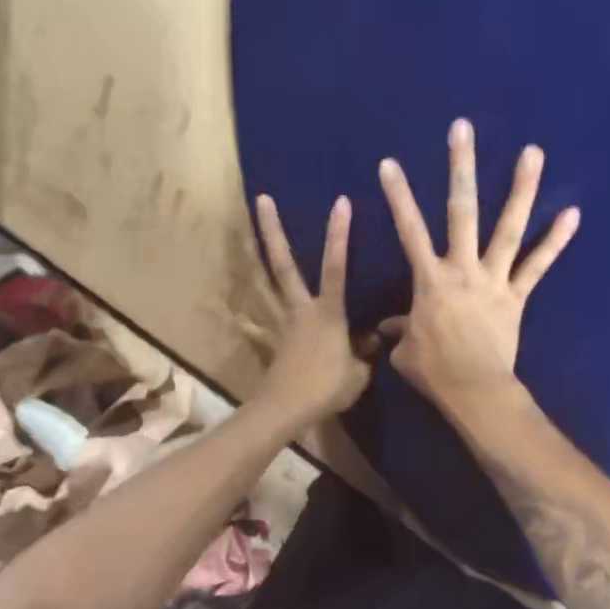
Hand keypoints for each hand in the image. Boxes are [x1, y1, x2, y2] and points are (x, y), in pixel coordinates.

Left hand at [246, 194, 375, 428]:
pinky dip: (248, 314)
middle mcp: (300, 309)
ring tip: (241, 234)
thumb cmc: (327, 388)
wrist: (287, 409)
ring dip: (251, 258)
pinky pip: (258, 320)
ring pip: (263, 284)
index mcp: (327, 313)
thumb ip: (365, 352)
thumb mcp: (360, 372)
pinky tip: (238, 308)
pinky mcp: (271, 339)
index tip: (341, 203)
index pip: (336, 267)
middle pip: (283, 264)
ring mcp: (281, 322)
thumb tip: (372, 339)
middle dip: (272, 231)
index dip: (339, 236)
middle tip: (262, 199)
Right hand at [377, 118, 579, 417]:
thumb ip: (397, 331)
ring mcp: (494, 280)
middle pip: (461, 211)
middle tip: (463, 128)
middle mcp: (463, 269)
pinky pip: (538, 266)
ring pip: (508, 227)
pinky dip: (555, 241)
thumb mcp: (404, 351)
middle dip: (461, 167)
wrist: (475, 391)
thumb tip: (386, 329)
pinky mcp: (517, 296)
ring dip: (521, 188)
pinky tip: (573, 214)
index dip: (398, 196)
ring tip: (533, 151)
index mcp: (430, 280)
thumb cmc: (434, 371)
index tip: (390, 163)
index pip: (410, 230)